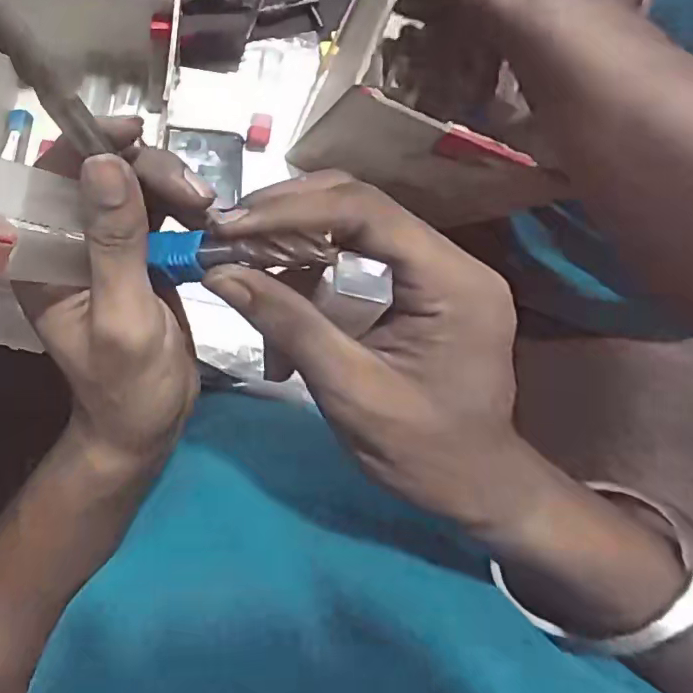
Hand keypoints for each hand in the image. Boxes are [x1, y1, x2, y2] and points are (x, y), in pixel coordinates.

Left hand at [14, 120, 202, 469]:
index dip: (87, 142)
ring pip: (132, 182)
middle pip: (98, 171)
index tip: (137, 133)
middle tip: (196, 198)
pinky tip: (205, 219)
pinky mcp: (134, 251)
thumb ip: (114, 243)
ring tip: (206, 212)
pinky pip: (156, 207)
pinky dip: (182, 205)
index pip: (50, 176)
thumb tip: (103, 163)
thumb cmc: (128, 386)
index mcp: (39, 256)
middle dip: (148, 170)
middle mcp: (64, 241)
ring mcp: (101, 243)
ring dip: (172, 185)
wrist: (149, 423)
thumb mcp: (122, 317)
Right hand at [201, 173, 538, 533]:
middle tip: (225, 233)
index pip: (366, 211)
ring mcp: (433, 269)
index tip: (230, 225)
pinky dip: (305, 269)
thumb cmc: (421, 451)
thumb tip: (220, 273)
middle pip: (357, 205)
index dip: (292, 210)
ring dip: (290, 241)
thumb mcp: (348, 390)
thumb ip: (288, 323)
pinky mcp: (414, 284)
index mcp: (451, 281)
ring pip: (349, 225)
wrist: (472, 487)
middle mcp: (448, 259)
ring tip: (238, 261)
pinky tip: (272, 293)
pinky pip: (351, 255)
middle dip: (286, 214)